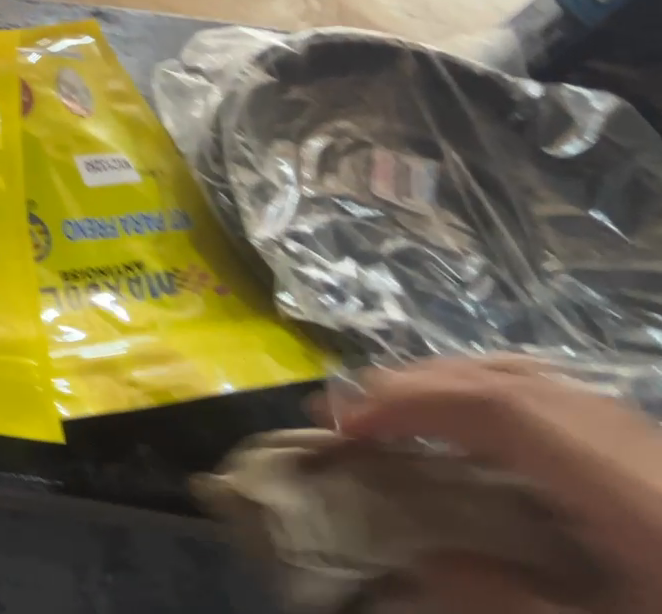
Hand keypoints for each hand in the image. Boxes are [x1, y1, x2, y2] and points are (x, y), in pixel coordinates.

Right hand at [330, 358, 661, 613]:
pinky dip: (493, 401)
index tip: (340, 423)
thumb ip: (509, 601)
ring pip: (538, 382)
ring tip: (396, 410)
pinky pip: (563, 404)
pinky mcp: (655, 461)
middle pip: (511, 379)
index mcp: (629, 486)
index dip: (407, 400)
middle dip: (415, 384)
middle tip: (348, 411)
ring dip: (451, 385)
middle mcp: (639, 448)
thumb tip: (410, 566)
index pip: (498, 406)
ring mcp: (650, 448)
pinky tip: (472, 434)